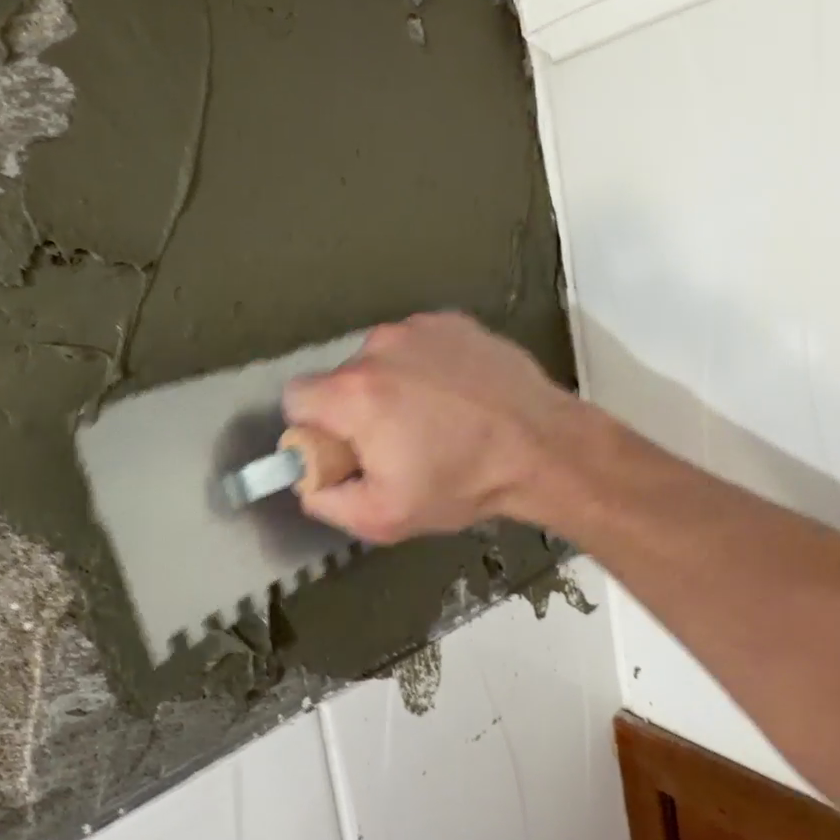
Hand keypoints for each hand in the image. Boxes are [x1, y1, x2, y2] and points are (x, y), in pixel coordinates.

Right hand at [282, 311, 585, 542]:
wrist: (542, 445)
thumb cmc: (463, 481)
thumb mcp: (383, 518)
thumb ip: (326, 500)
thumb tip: (310, 478)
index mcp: (355, 392)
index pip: (297, 397)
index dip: (315, 429)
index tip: (348, 449)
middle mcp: (380, 346)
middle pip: (343, 378)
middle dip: (359, 410)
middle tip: (402, 442)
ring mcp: (420, 327)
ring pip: (383, 359)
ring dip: (395, 385)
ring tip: (438, 419)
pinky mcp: (454, 321)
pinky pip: (420, 344)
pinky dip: (428, 366)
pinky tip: (459, 394)